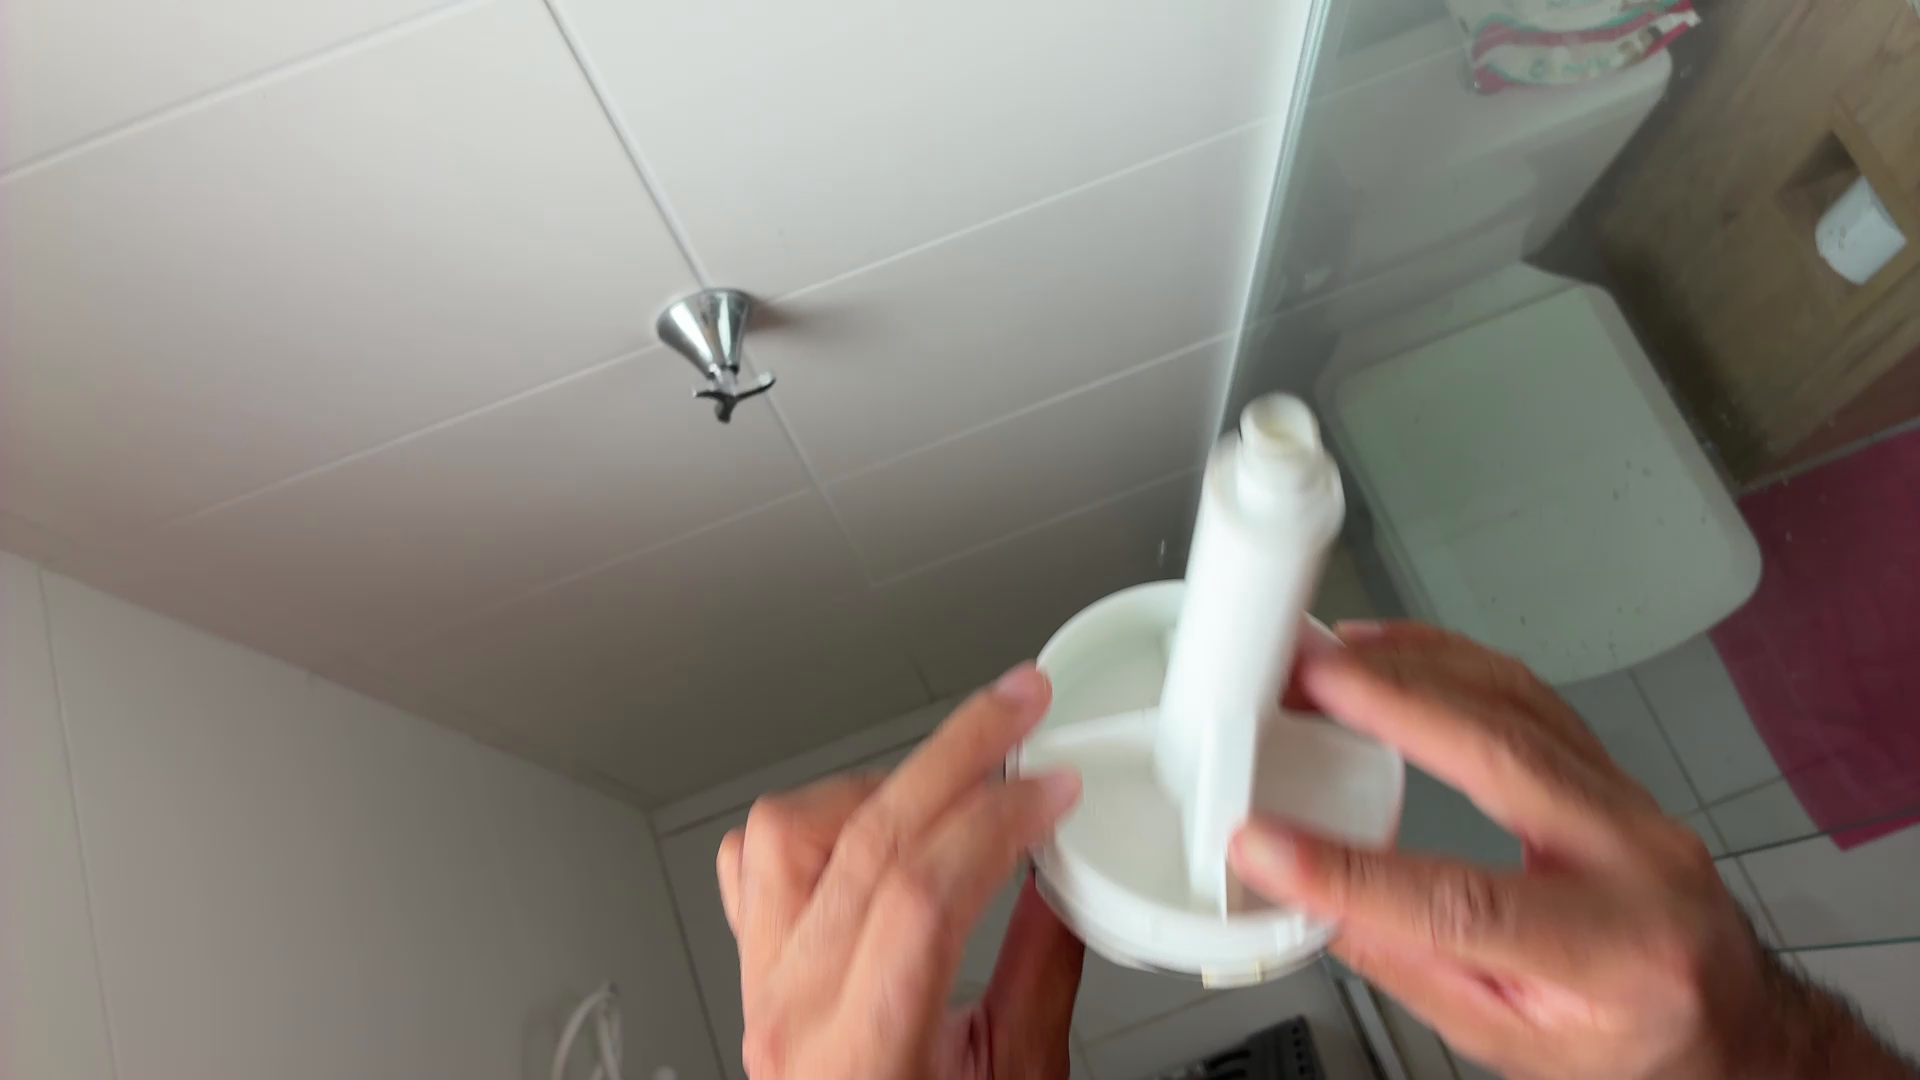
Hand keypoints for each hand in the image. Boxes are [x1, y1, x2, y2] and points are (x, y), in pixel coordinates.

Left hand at [716, 664, 1084, 1079]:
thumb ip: (1039, 970)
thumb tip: (1059, 871)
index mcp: (861, 1058)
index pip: (923, 896)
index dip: (999, 820)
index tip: (1053, 786)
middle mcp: (792, 1005)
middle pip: (868, 835)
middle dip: (958, 749)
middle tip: (1017, 705)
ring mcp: (762, 973)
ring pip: (796, 824)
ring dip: (888, 782)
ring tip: (953, 781)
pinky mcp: (757, 951)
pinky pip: (763, 850)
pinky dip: (825, 810)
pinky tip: (879, 812)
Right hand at [1231, 621, 1916, 1079]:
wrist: (1727, 1021)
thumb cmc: (1623, 1042)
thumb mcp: (1504, 1039)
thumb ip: (1401, 960)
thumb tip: (1303, 894)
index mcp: (1612, 951)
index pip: (1458, 905)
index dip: (1346, 871)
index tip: (1262, 845)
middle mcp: (1631, 856)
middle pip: (1500, 754)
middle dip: (1388, 705)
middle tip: (1306, 680)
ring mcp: (1618, 794)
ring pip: (1511, 700)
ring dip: (1407, 665)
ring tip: (1329, 655)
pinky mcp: (1592, 759)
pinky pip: (1517, 685)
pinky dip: (1439, 653)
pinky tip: (1383, 645)